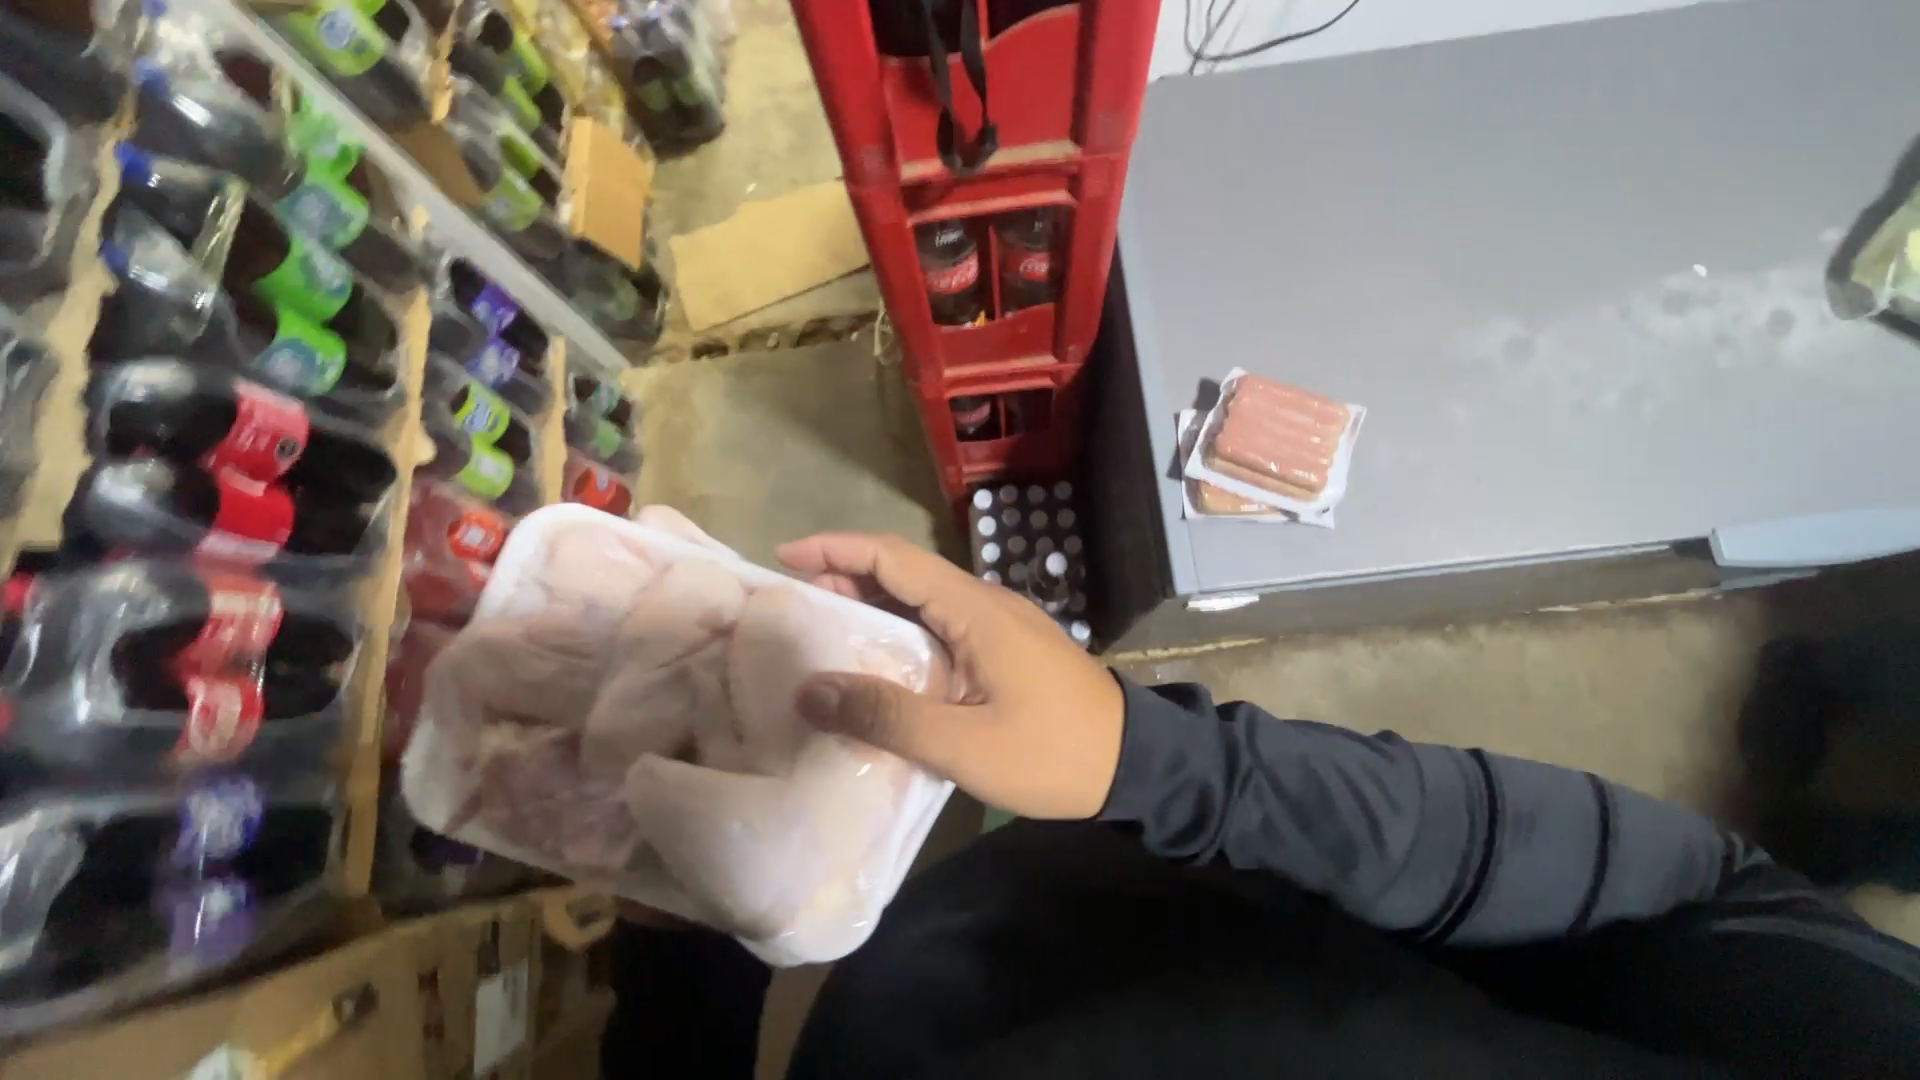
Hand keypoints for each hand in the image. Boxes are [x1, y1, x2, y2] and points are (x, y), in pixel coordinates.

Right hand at [776, 533, 1124, 819]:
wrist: (1133, 763)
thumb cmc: (1052, 753)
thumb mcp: (965, 745)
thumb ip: (887, 715)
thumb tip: (809, 690)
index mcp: (974, 610)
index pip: (894, 558)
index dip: (836, 549)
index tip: (785, 557)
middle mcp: (984, 603)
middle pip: (904, 573)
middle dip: (844, 579)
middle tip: (794, 608)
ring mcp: (997, 625)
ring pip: (922, 600)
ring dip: (872, 608)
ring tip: (823, 635)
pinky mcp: (1004, 649)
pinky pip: (941, 627)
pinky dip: (900, 634)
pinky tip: (878, 666)